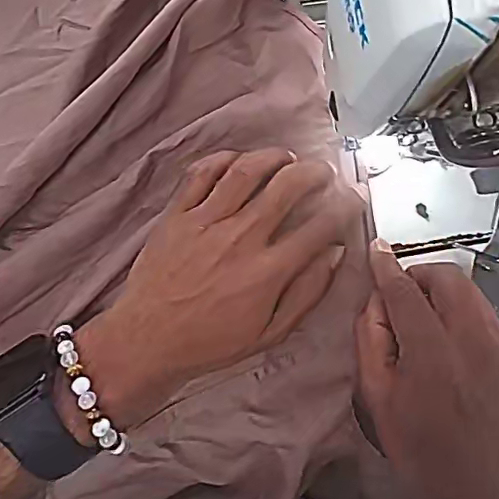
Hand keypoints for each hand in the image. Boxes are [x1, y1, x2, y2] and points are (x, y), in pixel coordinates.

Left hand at [70, 149, 359, 436]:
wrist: (147, 341)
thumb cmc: (208, 342)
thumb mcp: (270, 333)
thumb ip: (307, 292)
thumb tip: (334, 254)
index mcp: (267, 271)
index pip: (320, 225)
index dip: (345, 205)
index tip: (352, 198)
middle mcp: (240, 239)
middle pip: (288, 186)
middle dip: (315, 172)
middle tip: (323, 173)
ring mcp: (205, 222)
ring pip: (247, 170)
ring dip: (274, 157)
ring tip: (287, 159)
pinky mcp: (177, 215)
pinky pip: (202, 174)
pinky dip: (224, 159)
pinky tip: (238, 161)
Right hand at [355, 245, 498, 498]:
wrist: (475, 494)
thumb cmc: (419, 450)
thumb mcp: (375, 397)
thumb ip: (370, 338)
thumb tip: (377, 301)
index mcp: (433, 356)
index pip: (406, 290)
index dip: (388, 266)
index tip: (379, 251)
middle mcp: (474, 345)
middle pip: (448, 277)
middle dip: (420, 273)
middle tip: (402, 293)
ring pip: (472, 292)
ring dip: (443, 291)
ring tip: (425, 317)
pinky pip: (488, 316)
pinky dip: (464, 314)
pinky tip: (450, 340)